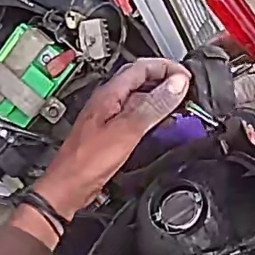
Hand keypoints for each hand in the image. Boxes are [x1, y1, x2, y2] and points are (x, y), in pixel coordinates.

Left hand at [33, 58, 191, 214]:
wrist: (68, 187)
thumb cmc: (86, 161)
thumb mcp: (127, 130)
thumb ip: (153, 106)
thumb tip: (176, 84)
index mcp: (109, 94)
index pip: (142, 67)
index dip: (167, 68)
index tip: (186, 78)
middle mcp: (107, 102)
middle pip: (141, 80)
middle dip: (165, 82)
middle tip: (186, 91)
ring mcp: (108, 118)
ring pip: (139, 99)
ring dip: (160, 100)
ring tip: (178, 108)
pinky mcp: (110, 134)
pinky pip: (135, 118)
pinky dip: (151, 118)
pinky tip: (160, 127)